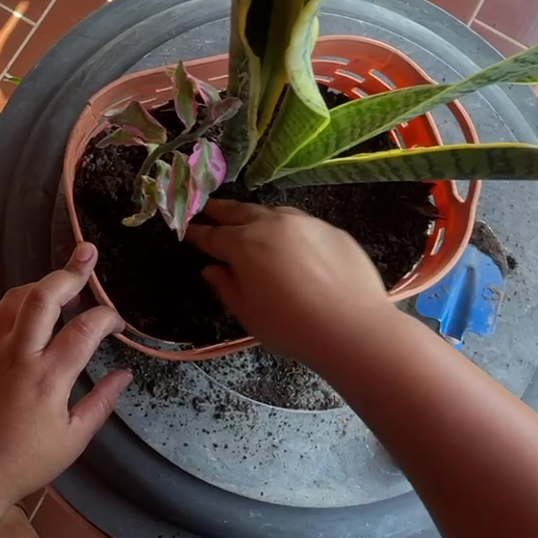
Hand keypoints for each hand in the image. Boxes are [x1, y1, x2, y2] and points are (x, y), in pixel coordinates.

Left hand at [0, 243, 131, 512]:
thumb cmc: (24, 462)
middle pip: (43, 296)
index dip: (106, 317)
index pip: (83, 330)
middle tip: (88, 255)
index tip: (116, 322)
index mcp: (48, 380)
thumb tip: (126, 373)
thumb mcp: (73, 439)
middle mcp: (19, 356)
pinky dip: (19, 302)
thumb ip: (102, 402)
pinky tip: (32, 306)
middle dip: (69, 272)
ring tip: (64, 282)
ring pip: (17, 298)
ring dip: (42, 283)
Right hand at [185, 199, 398, 367]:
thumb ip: (226, 287)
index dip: (196, 233)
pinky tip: (287, 240)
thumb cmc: (291, 328)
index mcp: (244, 245)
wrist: (353, 328)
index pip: (212, 235)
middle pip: (239, 211)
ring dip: (254, 214)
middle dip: (219, 210)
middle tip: (206, 208)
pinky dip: (285, 226)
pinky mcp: (331, 230)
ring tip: (245, 220)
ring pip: (271, 211)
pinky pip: (300, 222)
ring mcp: (305, 223)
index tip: (185, 229)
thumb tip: (212, 269)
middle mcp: (272, 224)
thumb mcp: (248, 314)